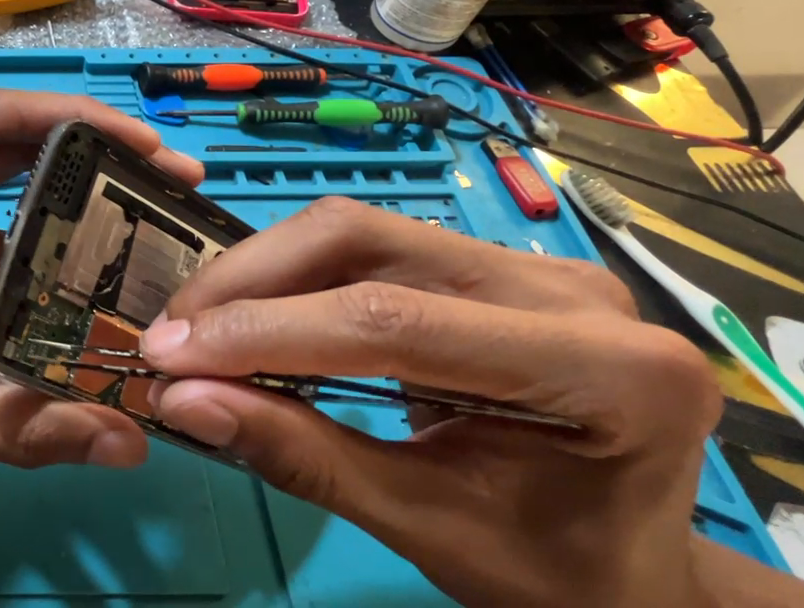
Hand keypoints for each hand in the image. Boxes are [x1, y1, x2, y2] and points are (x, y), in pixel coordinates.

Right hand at [139, 198, 721, 607]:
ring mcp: (524, 265)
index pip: (393, 321)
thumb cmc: (555, 578)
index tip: (169, 356)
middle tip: (172, 334)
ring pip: (354, 231)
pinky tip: (250, 314)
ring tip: (198, 326)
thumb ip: (305, 458)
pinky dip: (290, 279)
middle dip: (250, 283)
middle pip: (364, 241)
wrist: (634, 576)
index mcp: (601, 368)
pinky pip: (365, 248)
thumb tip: (182, 402)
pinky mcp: (483, 264)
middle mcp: (564, 288)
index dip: (266, 332)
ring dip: (260, 273)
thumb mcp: (430, 531)